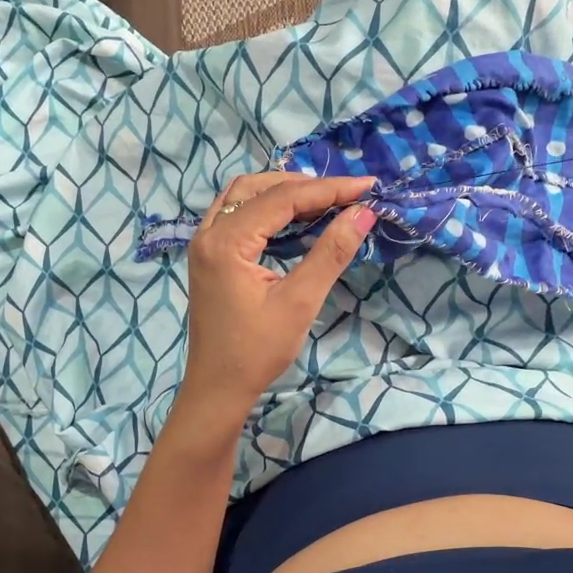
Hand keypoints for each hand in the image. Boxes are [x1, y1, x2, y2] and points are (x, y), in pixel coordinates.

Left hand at [178, 172, 376, 421]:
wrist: (217, 387)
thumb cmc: (256, 351)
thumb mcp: (299, 303)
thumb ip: (330, 253)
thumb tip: (363, 213)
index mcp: (225, 242)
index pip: (282, 198)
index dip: (328, 189)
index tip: (368, 187)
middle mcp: (208, 233)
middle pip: (258, 188)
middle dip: (305, 185)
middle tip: (347, 194)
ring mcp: (204, 244)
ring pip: (244, 197)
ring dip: (283, 192)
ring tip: (325, 200)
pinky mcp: (208, 257)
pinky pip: (236, 215)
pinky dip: (266, 209)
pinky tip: (294, 219)